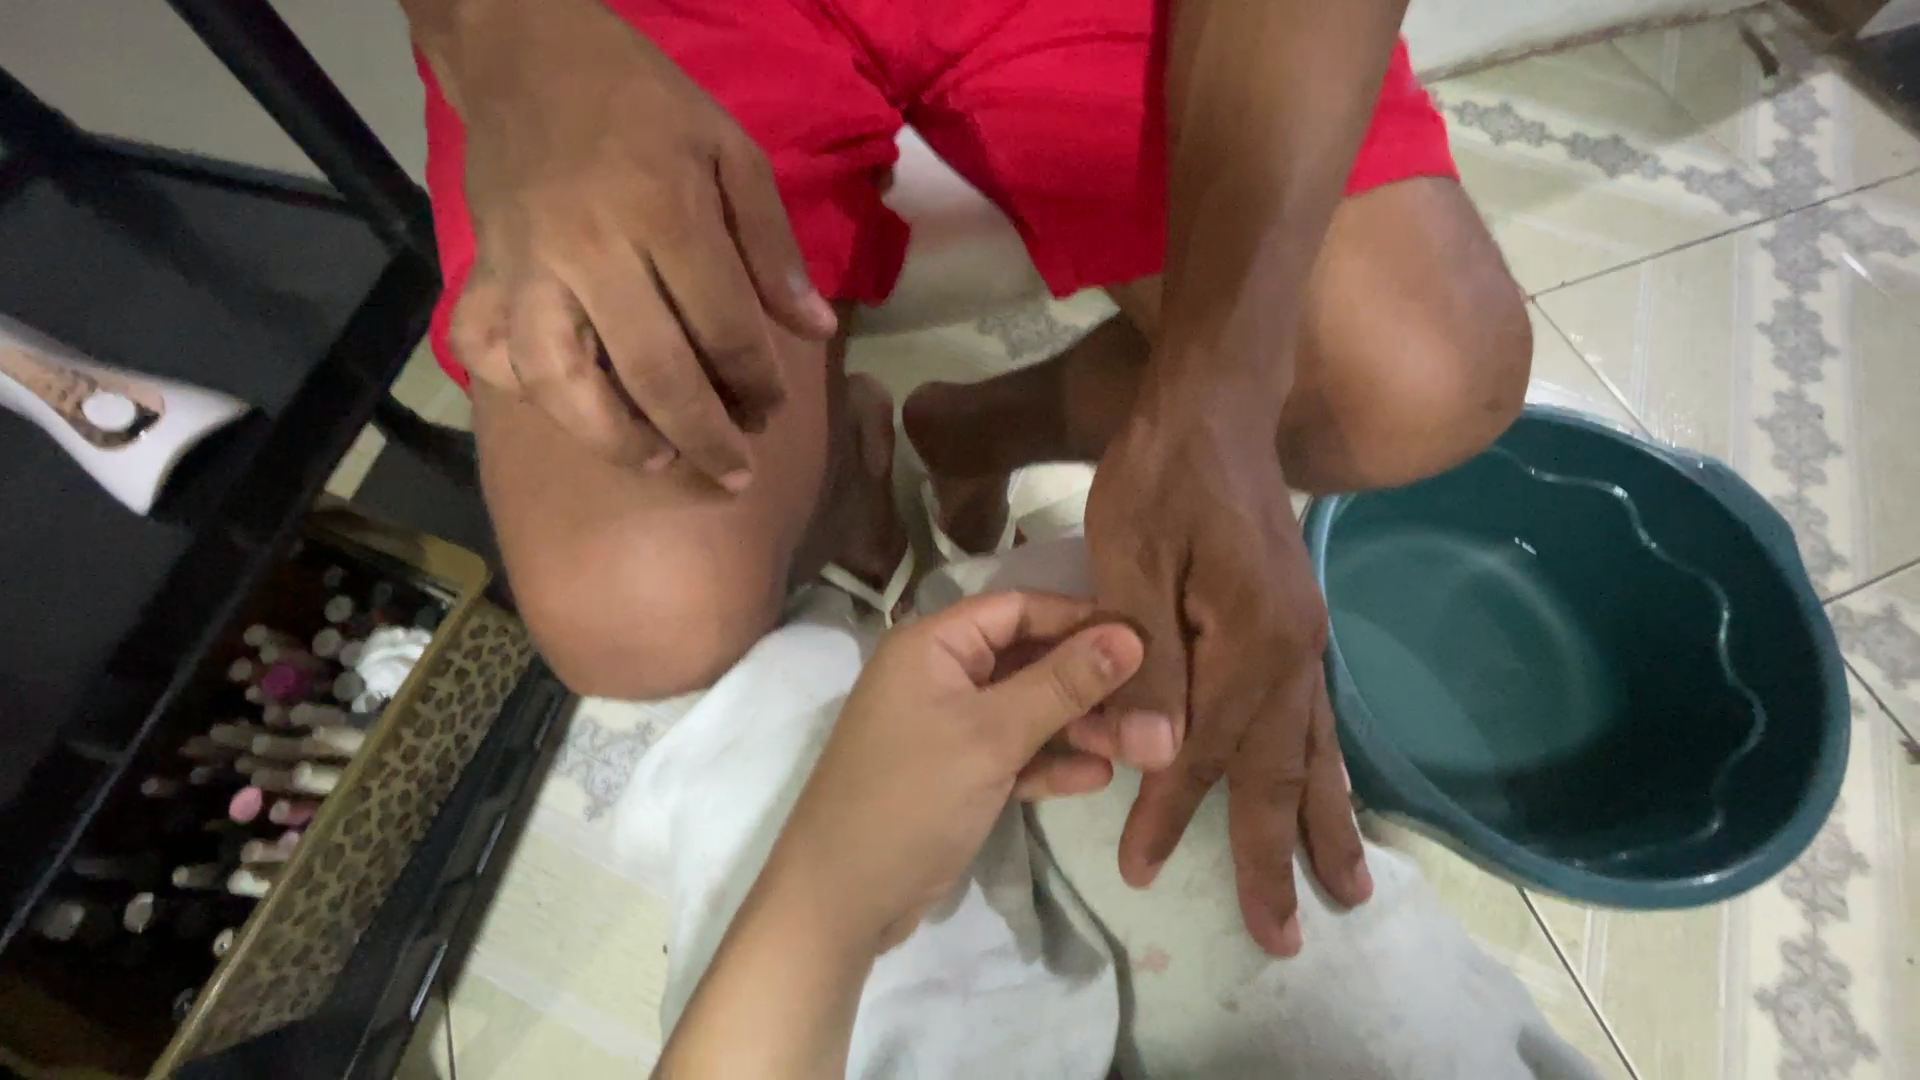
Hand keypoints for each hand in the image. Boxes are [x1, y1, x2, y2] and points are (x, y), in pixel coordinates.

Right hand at [436, 0, 836, 485]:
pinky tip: (571, 414)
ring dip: (616, 438)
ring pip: (562, 381)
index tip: (773, 408)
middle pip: (655, 373)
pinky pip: (488, 351)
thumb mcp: (734, 155)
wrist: (526, 48)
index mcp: (662, 214)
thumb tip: (817, 331)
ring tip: (662, 463)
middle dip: (706, 437)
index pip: (725, 330)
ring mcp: (524, 267)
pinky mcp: (480, 271)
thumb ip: (775, 248)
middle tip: (737, 475)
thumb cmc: (647, 104)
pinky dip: (524, 394)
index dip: (758, 384)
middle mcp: (589, 250)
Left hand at [762, 592, 1176, 952]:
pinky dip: (1048, 762)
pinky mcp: (955, 771)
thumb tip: (1130, 634)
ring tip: (1138, 747)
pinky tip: (1095, 778)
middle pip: (1027, 660)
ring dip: (1076, 726)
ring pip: (1024, 709)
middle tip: (1149, 706)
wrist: (841, 901)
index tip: (1143, 637)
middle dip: (1087, 684)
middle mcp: (939, 673)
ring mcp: (946, 724)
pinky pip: (1011, 752)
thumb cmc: (911, 796)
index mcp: (933, 643)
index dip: (1079, 619)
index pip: (1018, 609)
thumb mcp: (992, 734)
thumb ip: (1062, 683)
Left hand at [1086, 402, 1370, 956]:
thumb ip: (1146, 659)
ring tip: (1344, 886)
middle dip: (1274, 851)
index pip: (1205, 750)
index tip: (1139, 867)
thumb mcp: (1130, 559)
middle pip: (1279, 767)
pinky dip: (1321, 762)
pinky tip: (1328, 786)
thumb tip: (1165, 757)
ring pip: (1312, 746)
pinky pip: (1312, 710)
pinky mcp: (1292, 616)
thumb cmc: (1156, 475)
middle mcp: (1294, 648)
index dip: (1170, 812)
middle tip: (1283, 935)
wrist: (1211, 405)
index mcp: (1252, 638)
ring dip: (1321, 818)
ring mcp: (1302, 632)